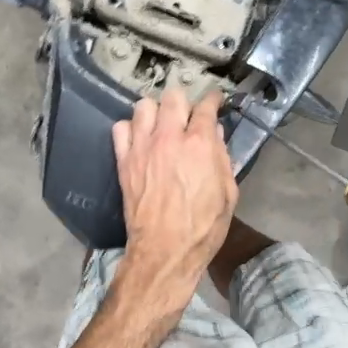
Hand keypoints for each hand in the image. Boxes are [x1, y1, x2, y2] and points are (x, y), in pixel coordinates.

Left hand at [109, 89, 239, 325]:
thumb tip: (215, 134)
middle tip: (186, 113)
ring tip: (160, 123)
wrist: (165, 251)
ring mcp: (143, 147)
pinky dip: (130, 129)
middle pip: (172, 97)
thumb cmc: (203, 227)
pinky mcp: (124, 161)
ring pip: (143, 106)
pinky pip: (120, 128)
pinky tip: (139, 139)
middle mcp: (169, 137)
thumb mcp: (228, 193)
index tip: (214, 101)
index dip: (212, 100)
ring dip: (154, 111)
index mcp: (199, 144)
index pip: (205, 107)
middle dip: (183, 101)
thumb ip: (222, 158)